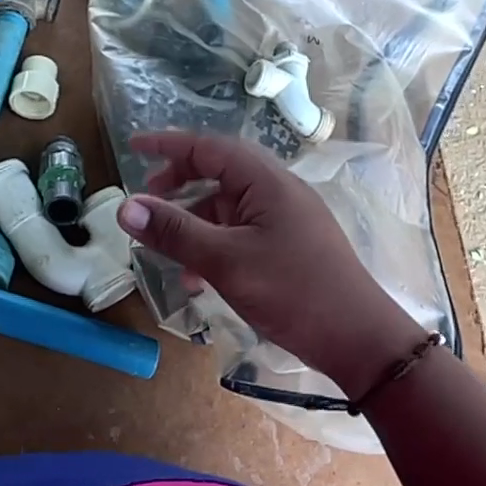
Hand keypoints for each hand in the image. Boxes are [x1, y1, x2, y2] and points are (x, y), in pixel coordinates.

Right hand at [116, 131, 424, 396]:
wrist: (359, 340)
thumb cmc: (292, 292)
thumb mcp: (225, 262)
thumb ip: (175, 232)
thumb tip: (126, 207)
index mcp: (266, 181)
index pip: (209, 147)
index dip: (168, 145)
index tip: (133, 148)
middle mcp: (278, 191)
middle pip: (219, 172)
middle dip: (179, 184)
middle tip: (147, 203)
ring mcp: (287, 218)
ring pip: (228, 207)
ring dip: (194, 223)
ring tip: (167, 252)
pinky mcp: (291, 245)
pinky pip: (242, 232)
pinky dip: (215, 246)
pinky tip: (200, 279)